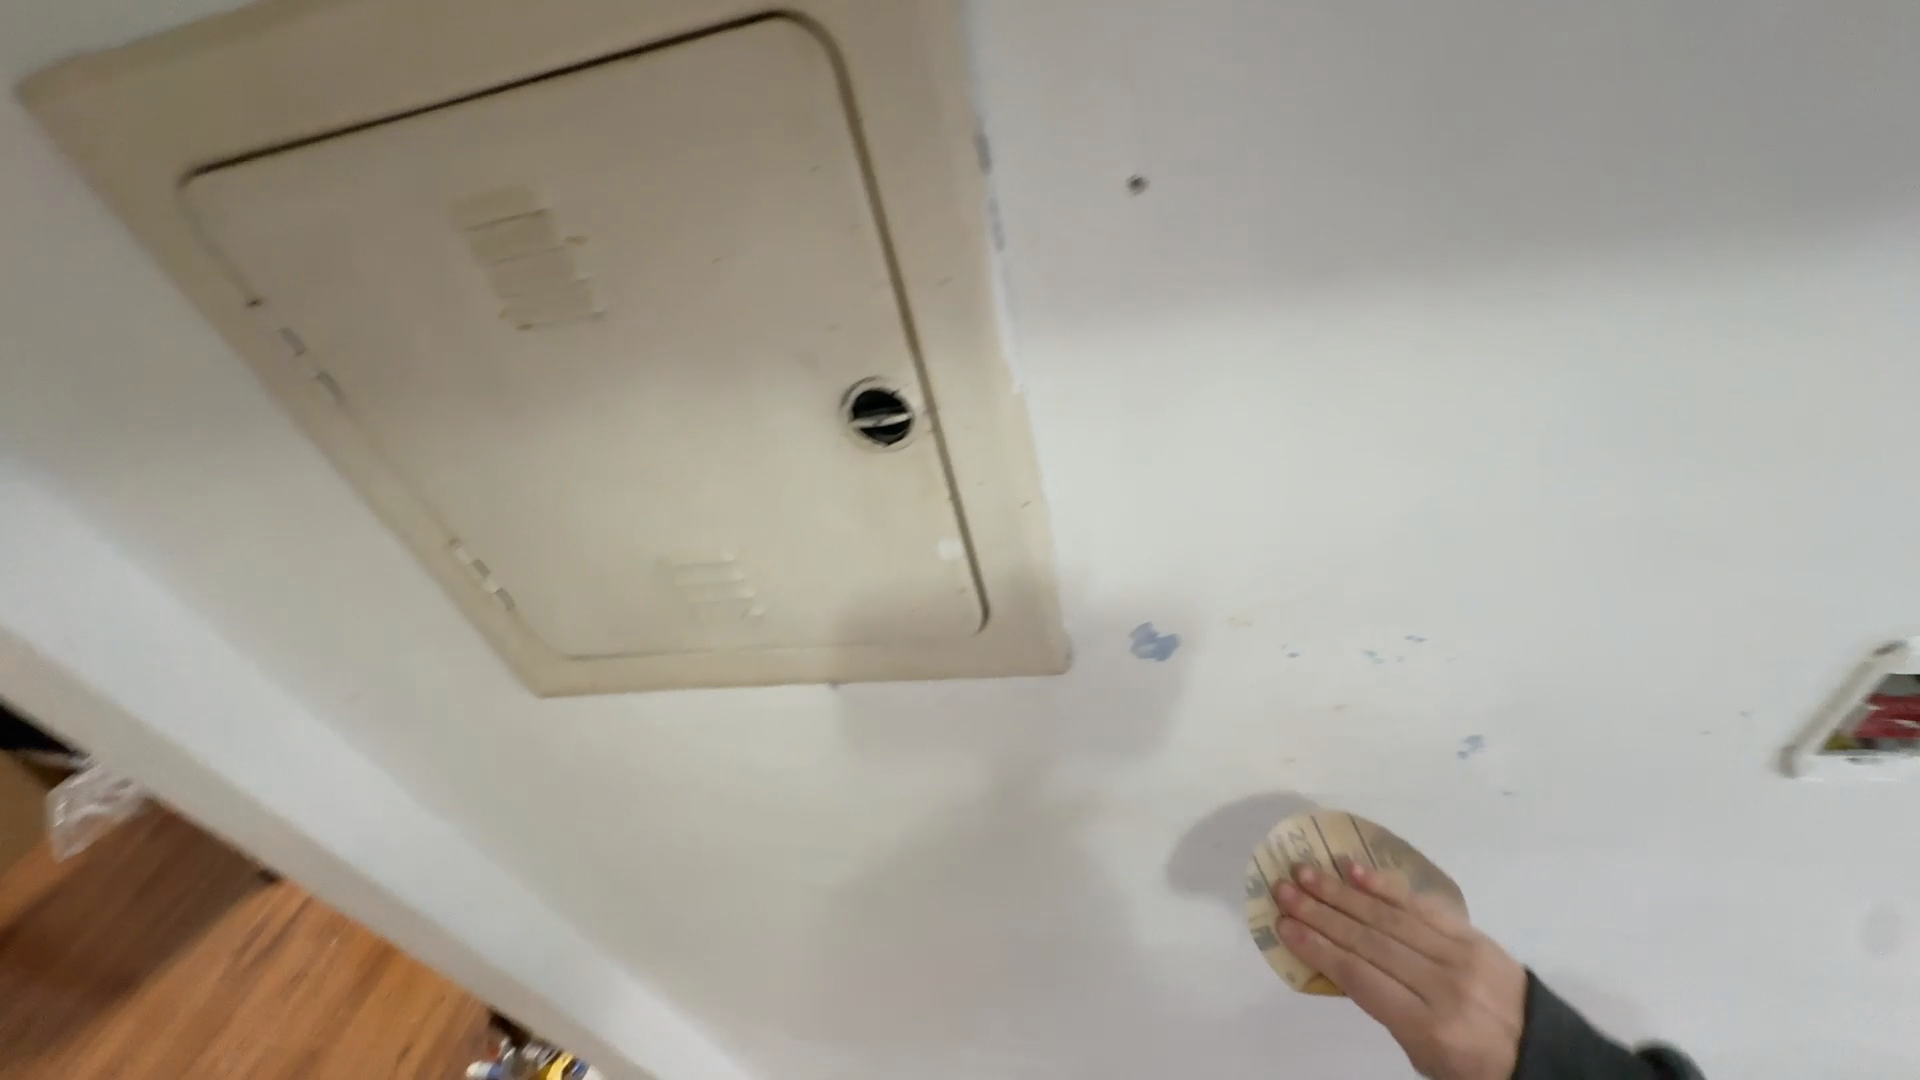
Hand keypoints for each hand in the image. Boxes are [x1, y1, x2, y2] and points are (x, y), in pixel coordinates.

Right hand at [1273, 860, 1526, 1079]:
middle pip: (1368, 940)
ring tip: (1304, 872)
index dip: (1316, 948)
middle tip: (1282, 889)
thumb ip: (1381, 1005)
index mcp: (1429, 1026)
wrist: (1546, 1056)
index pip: (1358, 976)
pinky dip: (1384, 885)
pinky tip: (1354, 870)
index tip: (1282, 925)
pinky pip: (1421, 905)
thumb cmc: (1471, 1065)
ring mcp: (1461, 956)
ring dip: (1340, 891)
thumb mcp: (1421, 1053)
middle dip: (1319, 912)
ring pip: (1388, 916)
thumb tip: (1333, 956)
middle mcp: (1444, 987)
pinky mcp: (1474, 936)